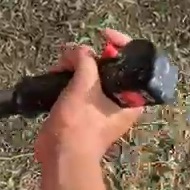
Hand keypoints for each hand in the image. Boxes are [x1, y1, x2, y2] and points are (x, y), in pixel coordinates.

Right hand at [35, 28, 144, 163]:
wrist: (62, 154)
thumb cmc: (80, 124)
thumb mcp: (85, 87)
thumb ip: (85, 61)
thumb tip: (77, 51)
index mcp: (132, 97)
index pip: (133, 61)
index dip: (119, 43)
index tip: (102, 35)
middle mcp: (120, 99)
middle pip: (108, 65)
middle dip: (88, 56)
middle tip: (71, 57)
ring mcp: (100, 103)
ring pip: (90, 73)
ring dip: (74, 65)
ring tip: (59, 68)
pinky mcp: (82, 107)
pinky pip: (78, 83)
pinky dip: (67, 76)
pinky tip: (56, 75)